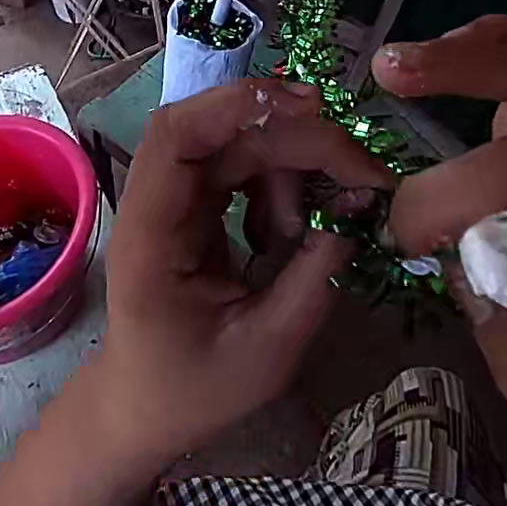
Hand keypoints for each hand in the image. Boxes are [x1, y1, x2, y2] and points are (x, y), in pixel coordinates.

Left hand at [94, 77, 394, 458]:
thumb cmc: (191, 388)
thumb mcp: (265, 351)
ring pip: (240, 142)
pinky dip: (281, 182)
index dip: (234, 104)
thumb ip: (313, 279)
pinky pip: (245, 163)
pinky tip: (285, 229)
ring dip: (291, 168)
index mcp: (149, 232)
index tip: (306, 106)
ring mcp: (176, 193)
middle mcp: (156, 197)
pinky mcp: (196, 196)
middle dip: (296, 138)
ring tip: (305, 229)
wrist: (146, 402)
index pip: (175, 136)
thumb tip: (358, 207)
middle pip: (223, 131)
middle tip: (360, 172)